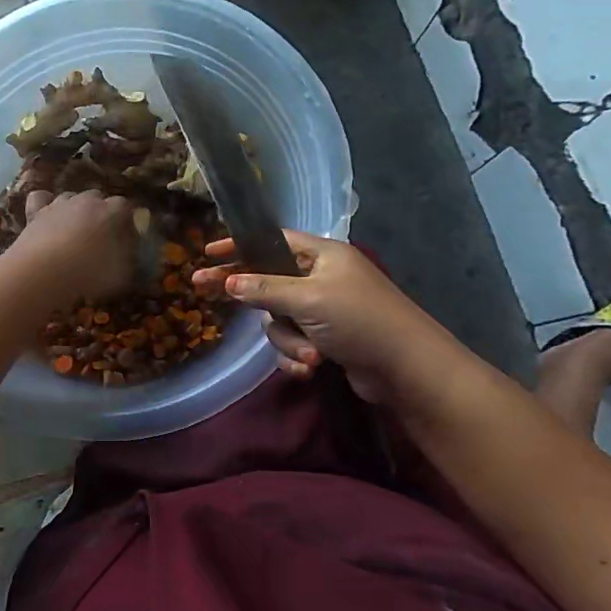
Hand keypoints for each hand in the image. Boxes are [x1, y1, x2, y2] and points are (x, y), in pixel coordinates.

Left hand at [0, 190, 135, 306]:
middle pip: (99, 199)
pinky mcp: (36, 212)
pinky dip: (44, 204)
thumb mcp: (123, 276)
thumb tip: (135, 260)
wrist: (45, 272)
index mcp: (115, 211)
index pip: (127, 208)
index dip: (127, 223)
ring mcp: (60, 203)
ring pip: (71, 197)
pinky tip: (46, 217)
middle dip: (100, 214)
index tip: (126, 240)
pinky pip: (41, 199)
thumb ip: (133, 264)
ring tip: (73, 232)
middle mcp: (89, 200)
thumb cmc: (91, 273)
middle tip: (99, 238)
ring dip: (74, 210)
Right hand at [192, 230, 432, 402]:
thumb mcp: (308, 299)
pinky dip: (298, 357)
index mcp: (322, 255)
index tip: (209, 253)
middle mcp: (321, 278)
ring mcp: (324, 311)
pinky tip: (313, 368)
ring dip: (289, 341)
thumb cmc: (359, 320)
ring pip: (279, 320)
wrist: (406, 370)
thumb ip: (264, 288)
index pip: (272, 241)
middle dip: (256, 302)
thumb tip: (229, 282)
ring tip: (312, 354)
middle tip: (204, 292)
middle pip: (269, 283)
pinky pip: (293, 343)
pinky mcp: (326, 340)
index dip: (240, 246)